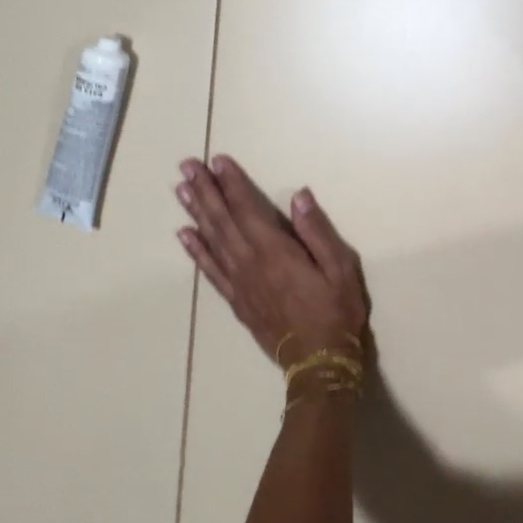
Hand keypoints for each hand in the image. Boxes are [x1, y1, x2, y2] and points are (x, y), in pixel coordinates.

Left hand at [176, 155, 369, 365]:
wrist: (320, 362)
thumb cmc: (337, 311)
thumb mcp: (341, 268)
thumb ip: (318, 232)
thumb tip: (298, 196)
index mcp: (276, 252)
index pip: (248, 210)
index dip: (233, 184)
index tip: (218, 161)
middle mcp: (251, 264)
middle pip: (223, 221)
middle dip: (206, 192)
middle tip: (187, 166)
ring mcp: (240, 284)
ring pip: (213, 242)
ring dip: (197, 214)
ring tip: (182, 191)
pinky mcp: (237, 302)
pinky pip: (211, 271)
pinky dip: (196, 252)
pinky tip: (185, 236)